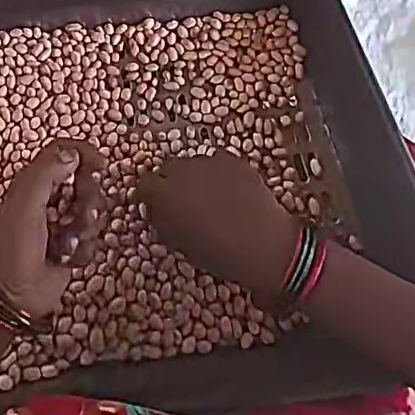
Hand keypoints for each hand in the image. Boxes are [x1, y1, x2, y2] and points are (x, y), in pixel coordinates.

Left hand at [0, 139, 107, 316]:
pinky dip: (83, 248)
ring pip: (93, 209)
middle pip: (85, 180)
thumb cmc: (14, 247)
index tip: (100, 164)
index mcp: (34, 180)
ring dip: (84, 226)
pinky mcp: (72, 244)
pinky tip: (67, 257)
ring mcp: (62, 220)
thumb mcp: (26, 204)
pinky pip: (92, 236)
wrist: (13, 295)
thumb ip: (46, 173)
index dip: (83, 152)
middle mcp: (50, 196)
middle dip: (87, 197)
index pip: (63, 151)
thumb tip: (72, 153)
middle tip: (76, 213)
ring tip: (67, 241)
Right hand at [138, 152, 299, 306]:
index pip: (145, 184)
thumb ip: (163, 223)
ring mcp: (210, 162)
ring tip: (207, 196)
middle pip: (166, 168)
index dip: (149, 195)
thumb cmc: (221, 254)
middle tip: (181, 202)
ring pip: (191, 162)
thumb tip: (154, 210)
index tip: (155, 205)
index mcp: (167, 193)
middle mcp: (184, 170)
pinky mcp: (233, 160)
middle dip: (169, 182)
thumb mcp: (183, 246)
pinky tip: (227, 190)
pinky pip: (216, 161)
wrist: (269, 247)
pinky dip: (216, 172)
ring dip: (192, 176)